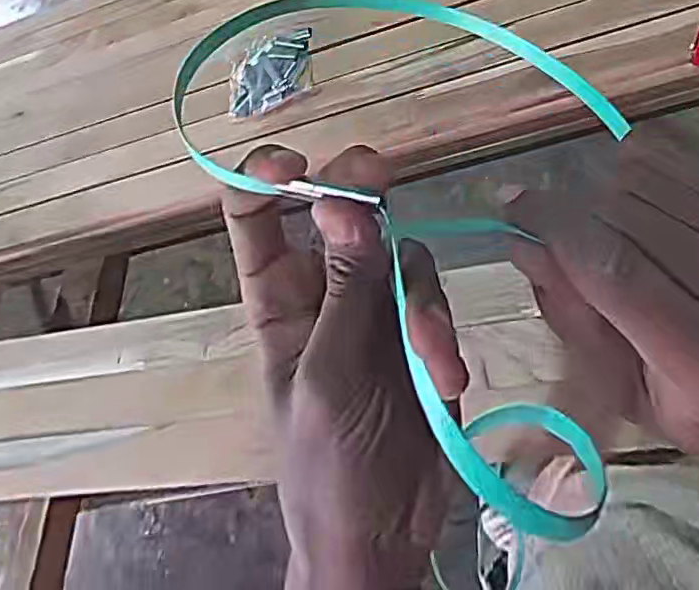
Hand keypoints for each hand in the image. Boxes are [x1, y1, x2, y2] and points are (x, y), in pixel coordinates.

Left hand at [223, 145, 468, 589]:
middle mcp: (323, 281)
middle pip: (336, 205)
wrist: (384, 535)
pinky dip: (438, 327)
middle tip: (377, 175)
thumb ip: (344, 290)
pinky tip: (444, 374)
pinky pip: (429, 292)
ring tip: (426, 351)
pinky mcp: (416, 317)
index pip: (254, 213)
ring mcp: (373, 296)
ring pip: (395, 245)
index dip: (265, 176)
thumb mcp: (329, 376)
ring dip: (413, 294)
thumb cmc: (328, 466)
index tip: (295, 163)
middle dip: (357, 189)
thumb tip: (344, 202)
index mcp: (276, 293)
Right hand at [504, 126, 698, 480]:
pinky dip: (631, 168)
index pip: (617, 270)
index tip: (512, 206)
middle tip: (532, 212)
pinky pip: (674, 167)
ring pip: (647, 185)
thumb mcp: (620, 388)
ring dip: (594, 189)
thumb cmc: (694, 409)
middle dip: (566, 207)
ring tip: (581, 217)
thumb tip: (520, 243)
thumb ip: (571, 315)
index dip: (556, 228)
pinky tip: (614, 190)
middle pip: (628, 216)